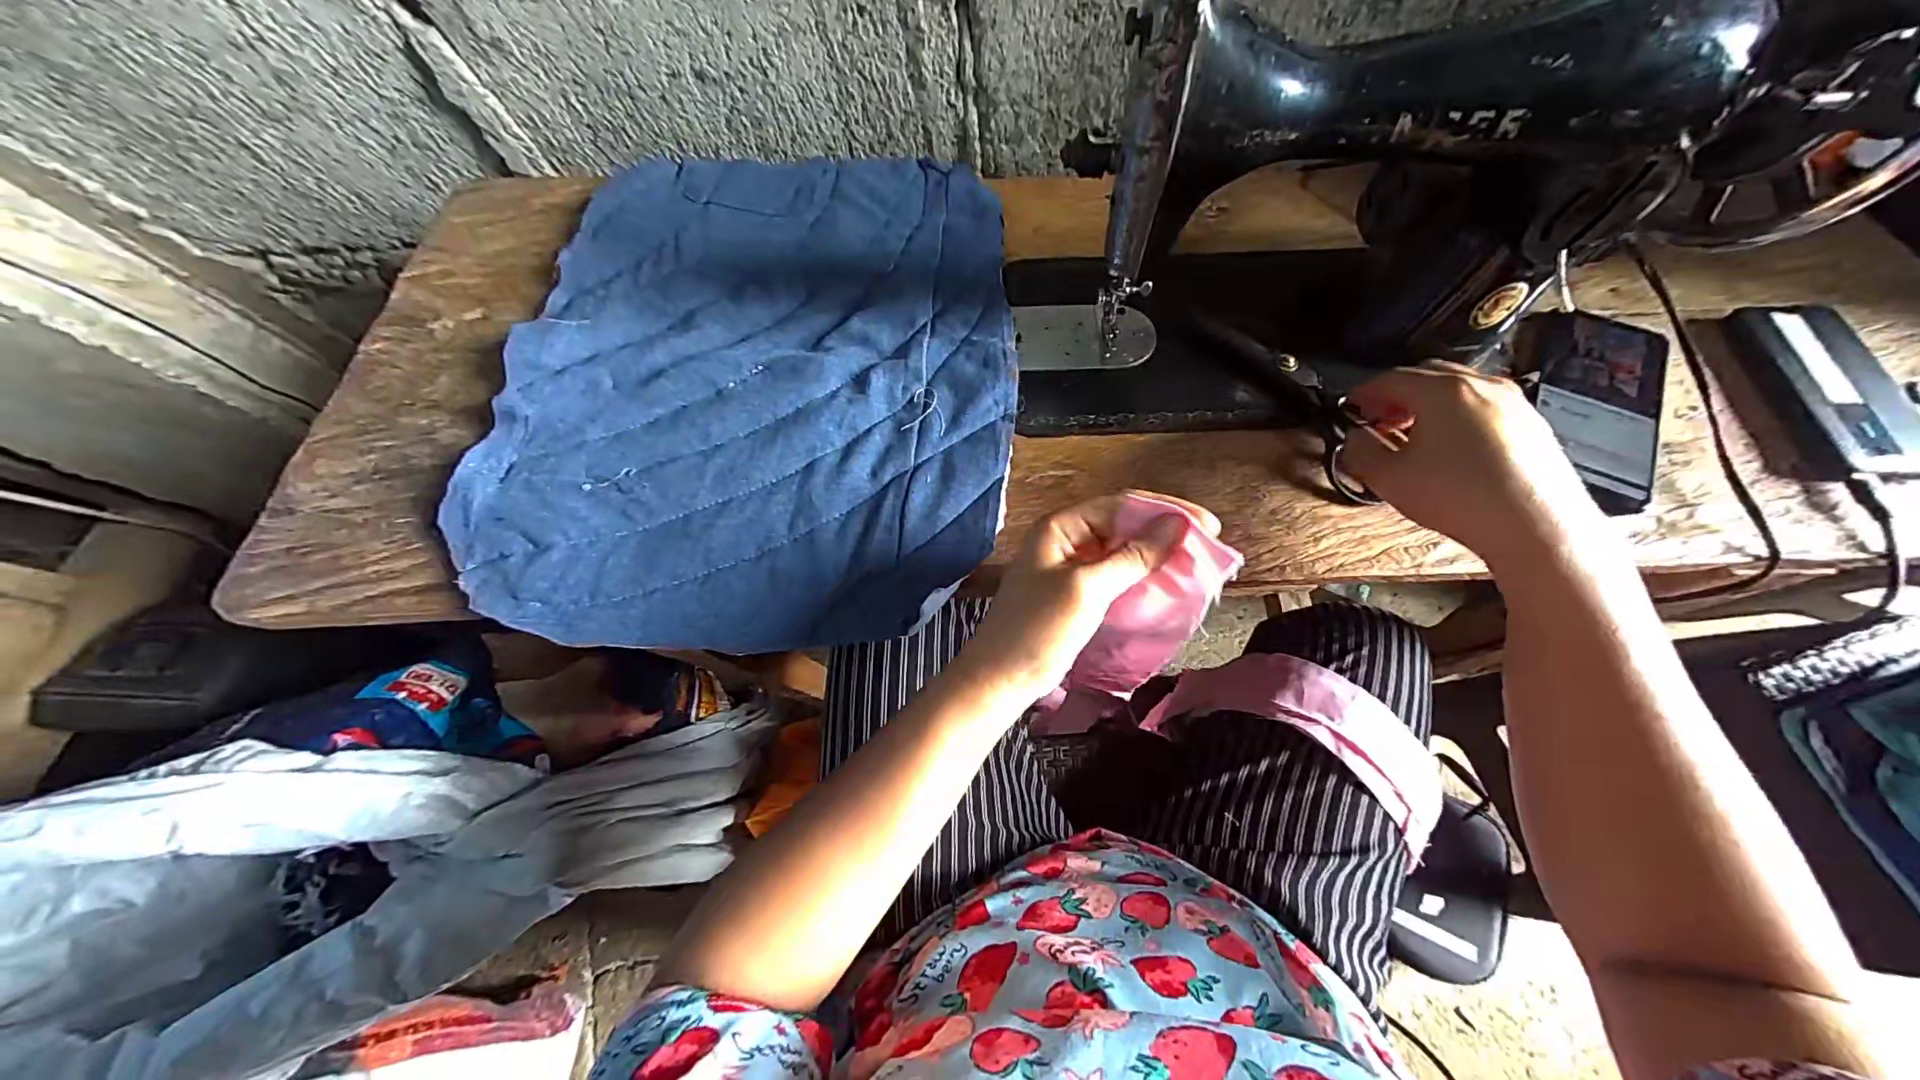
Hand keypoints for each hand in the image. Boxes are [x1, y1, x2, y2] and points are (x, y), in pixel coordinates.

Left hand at [957, 491, 1219, 697]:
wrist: (1000, 680)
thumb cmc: (1036, 631)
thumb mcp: (1087, 590)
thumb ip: (1132, 557)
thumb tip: (1176, 526)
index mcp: (1059, 527)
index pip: (1120, 505)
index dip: (1164, 511)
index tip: (1206, 525)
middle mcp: (1064, 540)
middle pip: (1123, 525)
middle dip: (1163, 532)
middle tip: (1207, 546)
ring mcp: (1069, 568)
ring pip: (1121, 551)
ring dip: (1155, 555)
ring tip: (1194, 564)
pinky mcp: (1075, 594)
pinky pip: (1115, 575)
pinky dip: (1140, 577)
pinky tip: (1165, 584)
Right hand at [1342, 363, 1600, 567]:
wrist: (1534, 524)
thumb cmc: (1467, 499)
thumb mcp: (1388, 478)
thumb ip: (1359, 451)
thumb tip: (1355, 440)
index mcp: (1443, 392)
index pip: (1390, 378)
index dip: (1363, 393)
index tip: (1352, 405)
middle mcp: (1483, 387)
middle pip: (1426, 376)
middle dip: (1395, 396)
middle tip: (1378, 420)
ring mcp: (1512, 403)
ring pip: (1457, 391)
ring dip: (1426, 406)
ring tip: (1410, 437)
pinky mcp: (1530, 424)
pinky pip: (1482, 409)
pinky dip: (1456, 418)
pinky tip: (1447, 451)